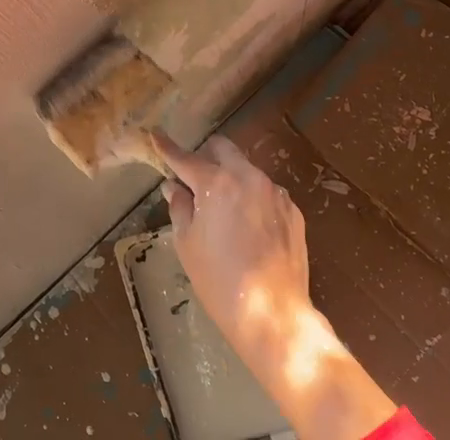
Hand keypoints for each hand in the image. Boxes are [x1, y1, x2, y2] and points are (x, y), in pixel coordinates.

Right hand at [155, 133, 311, 355]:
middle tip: (194, 179)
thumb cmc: (219, 279)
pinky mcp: (293, 212)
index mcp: (218, 183)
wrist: (273, 314)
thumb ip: (179, 207)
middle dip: (205, 156)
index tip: (156, 135)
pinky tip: (248, 229)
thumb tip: (175, 187)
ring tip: (224, 211)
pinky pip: (267, 194)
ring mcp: (276, 194)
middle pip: (223, 149)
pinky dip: (252, 200)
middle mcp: (249, 178)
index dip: (167, 148)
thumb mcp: (187, 243)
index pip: (186, 158)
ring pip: (247, 171)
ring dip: (231, 179)